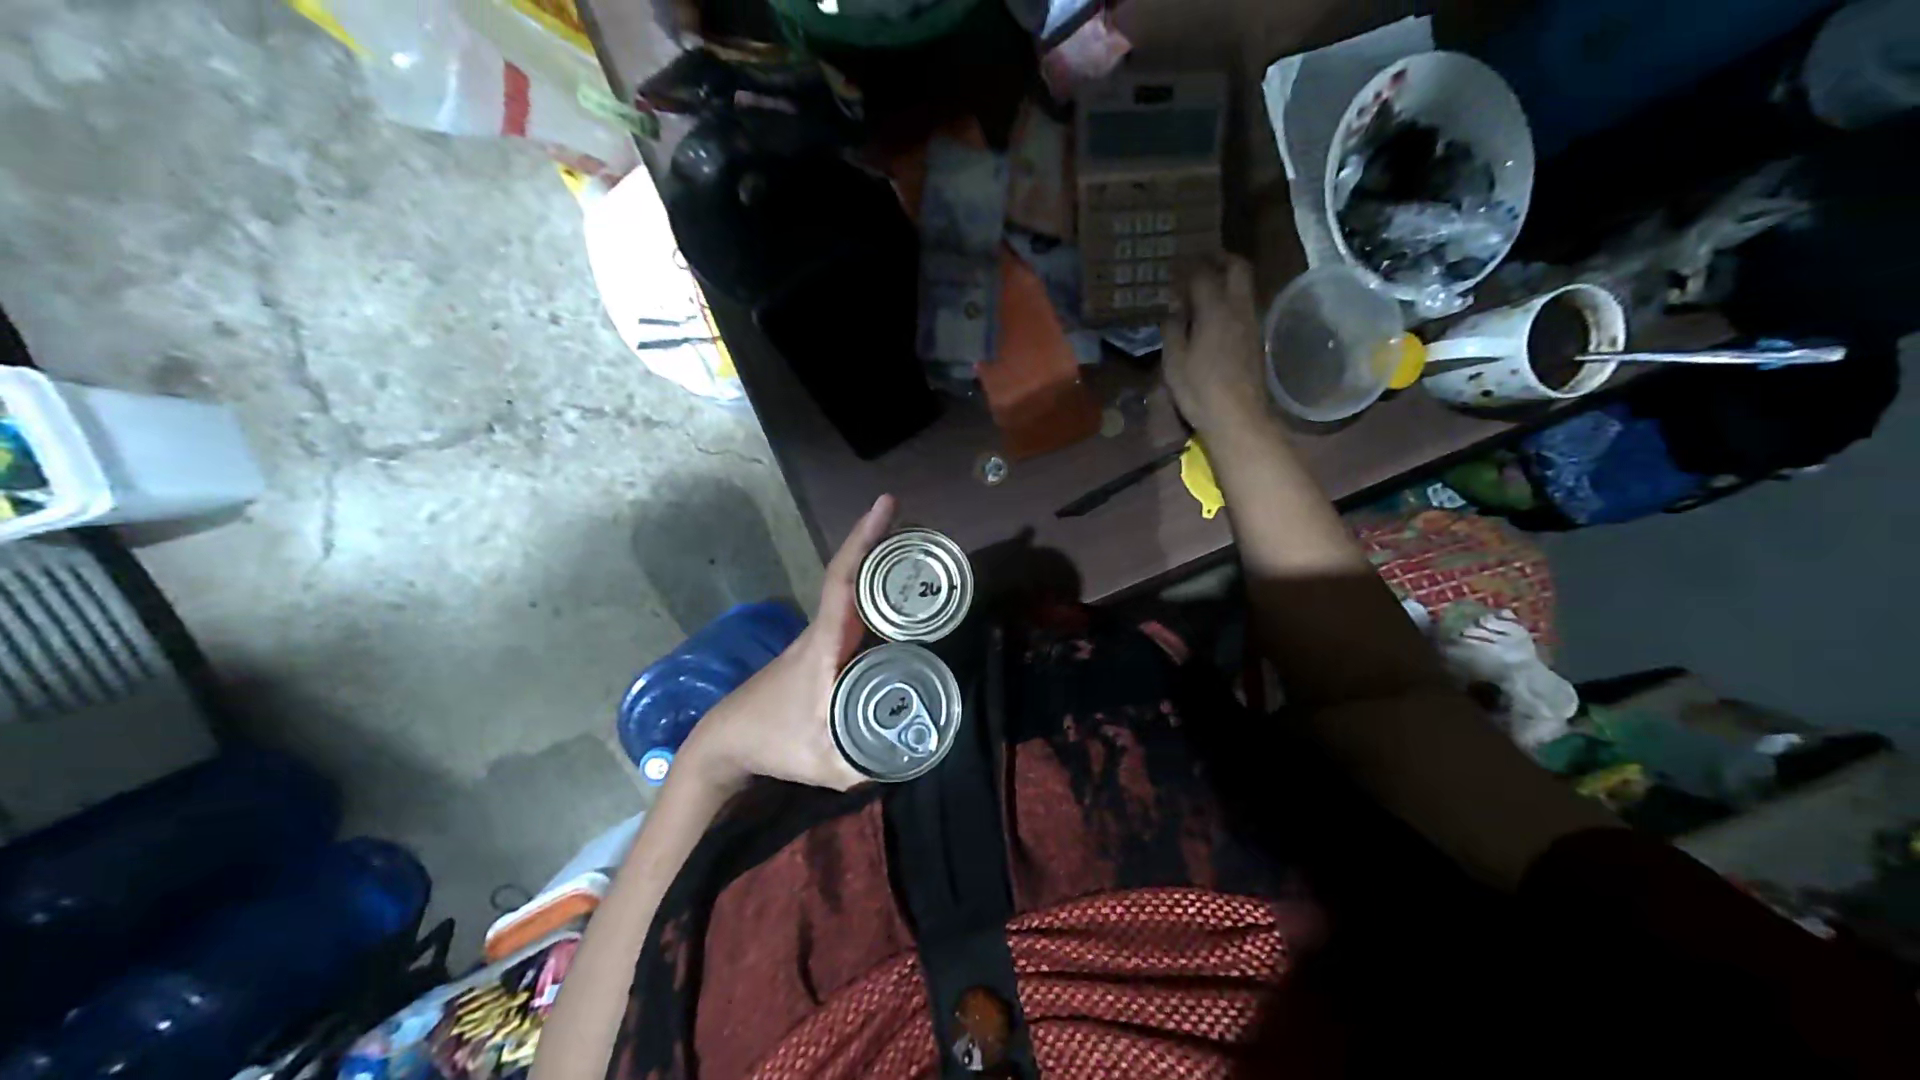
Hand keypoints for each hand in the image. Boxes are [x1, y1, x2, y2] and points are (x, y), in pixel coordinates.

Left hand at [675, 494, 896, 795]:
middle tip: (924, 527)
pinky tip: (899, 604)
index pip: (843, 581)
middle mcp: (822, 631)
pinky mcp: (821, 650)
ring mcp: (820, 639)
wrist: (725, 740)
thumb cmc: (768, 740)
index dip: (864, 540)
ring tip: (922, 556)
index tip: (885, 504)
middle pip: (855, 576)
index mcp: (823, 644)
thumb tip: (910, 757)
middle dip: (885, 545)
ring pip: (854, 593)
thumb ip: (863, 766)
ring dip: (882, 569)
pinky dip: (875, 596)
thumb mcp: (821, 762)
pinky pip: (852, 612)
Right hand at [1162, 256, 1270, 439]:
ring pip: (1245, 286)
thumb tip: (1173, 311)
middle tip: (1201, 262)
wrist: (1238, 417)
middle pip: (1237, 267)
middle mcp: (1238, 308)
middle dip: (1220, 258)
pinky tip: (1214, 315)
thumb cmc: (1200, 390)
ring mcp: (1252, 323)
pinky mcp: (1256, 339)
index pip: (1202, 274)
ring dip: (1228, 278)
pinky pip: (1245, 306)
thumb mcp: (1174, 361)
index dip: (1188, 266)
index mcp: (1215, 310)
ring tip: (1205, 289)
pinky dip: (1231, 299)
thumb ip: (1172, 330)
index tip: (1174, 265)